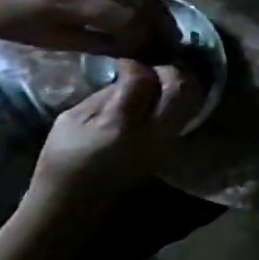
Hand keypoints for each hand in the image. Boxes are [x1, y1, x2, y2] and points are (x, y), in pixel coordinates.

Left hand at [0, 0, 177, 59]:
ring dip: (155, 10)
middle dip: (159, 24)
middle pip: (139, 1)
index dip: (146, 38)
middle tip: (170, 43)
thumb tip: (135, 52)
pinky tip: (144, 12)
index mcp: (66, 1)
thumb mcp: (45, 40)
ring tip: (163, 29)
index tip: (157, 54)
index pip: (125, 19)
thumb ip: (94, 44)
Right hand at [29, 61, 200, 216]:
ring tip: (164, 76)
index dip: (136, 65)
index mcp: (119, 124)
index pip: (141, 82)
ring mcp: (170, 139)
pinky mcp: (177, 145)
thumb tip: (130, 75)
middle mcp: (153, 131)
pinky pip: (191, 113)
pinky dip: (185, 97)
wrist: (78, 197)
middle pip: (181, 88)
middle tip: (153, 66)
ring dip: (184, 81)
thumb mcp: (70, 121)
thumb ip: (105, 95)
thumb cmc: (64, 158)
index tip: (126, 62)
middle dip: (170, 69)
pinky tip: (169, 93)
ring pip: (194, 99)